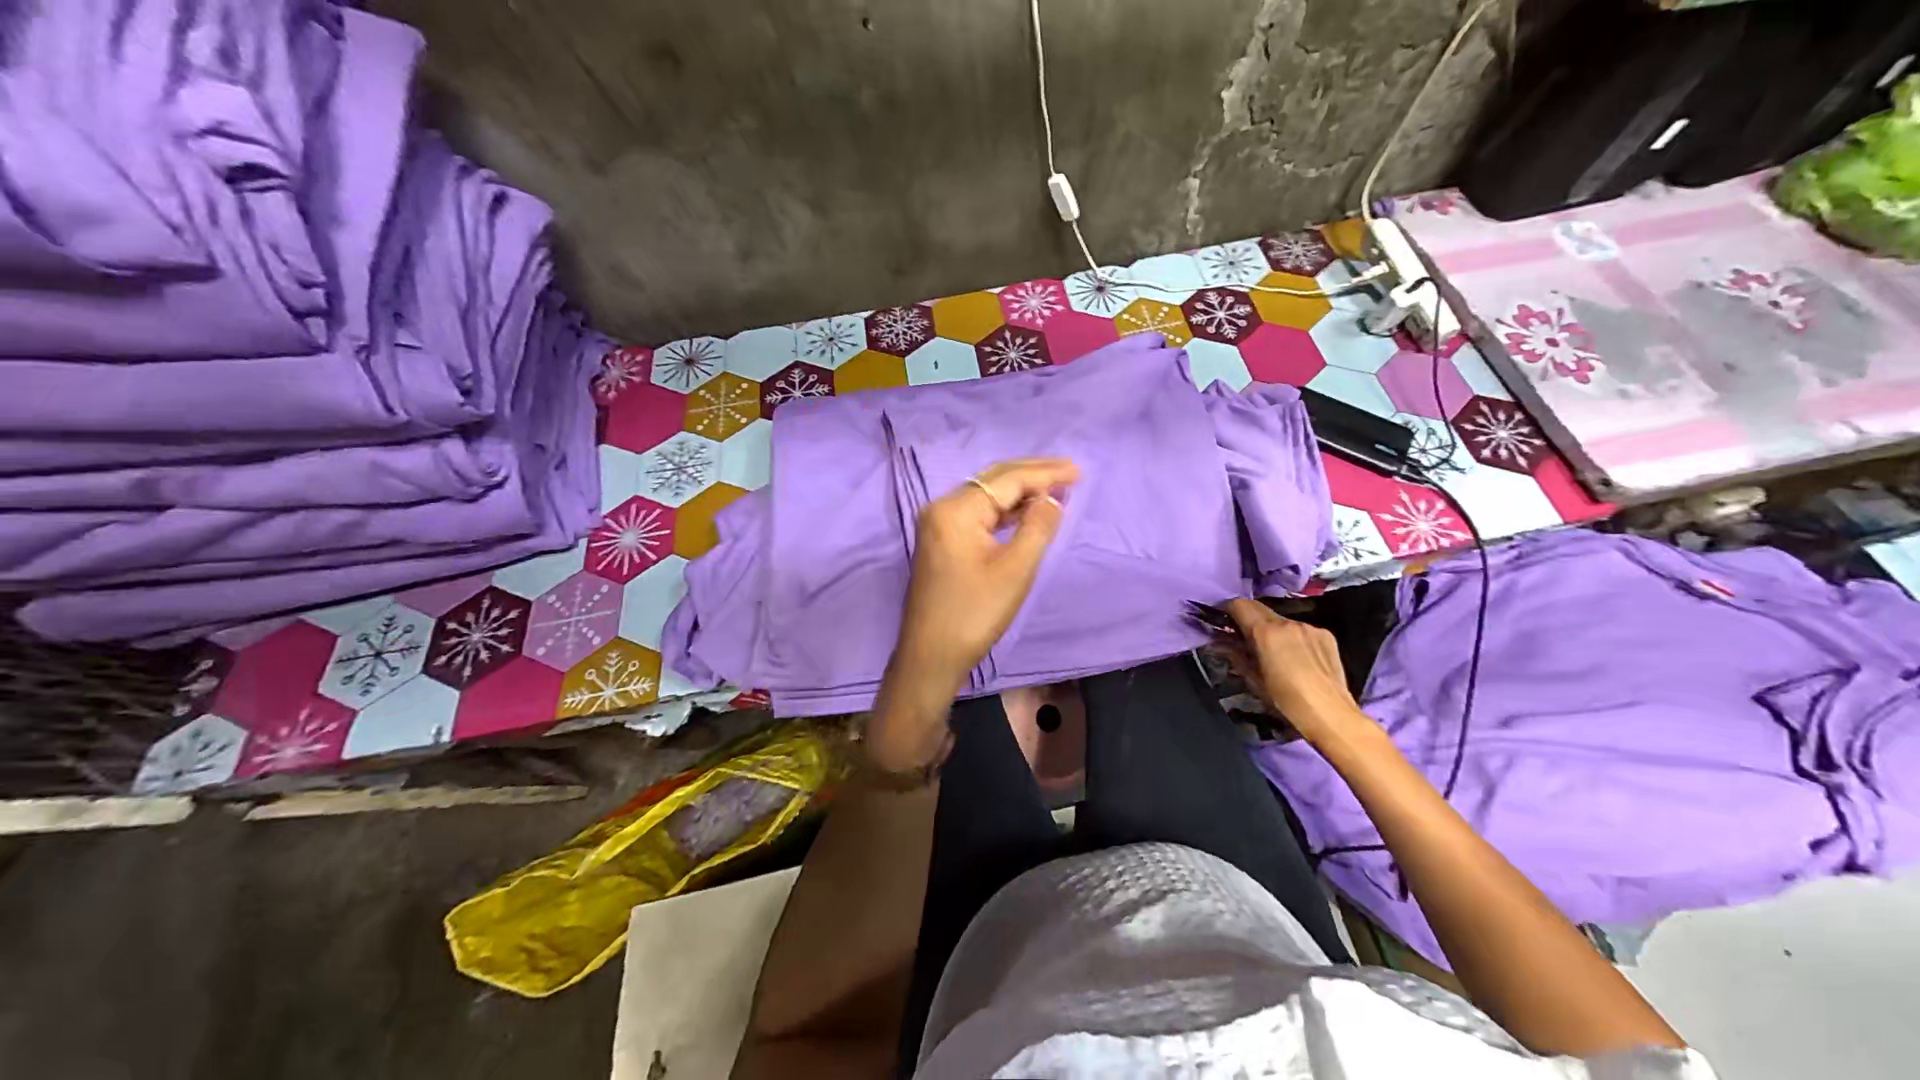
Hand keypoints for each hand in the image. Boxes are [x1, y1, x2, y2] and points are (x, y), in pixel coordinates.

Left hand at [866, 459, 1078, 771]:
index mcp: (956, 510)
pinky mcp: (942, 541)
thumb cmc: (974, 613)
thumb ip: (1037, 527)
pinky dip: (1005, 510)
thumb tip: (1052, 497)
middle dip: (1033, 474)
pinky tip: (1027, 511)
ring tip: (1056, 488)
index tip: (1079, 471)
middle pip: (993, 480)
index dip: (1045, 473)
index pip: (1007, 479)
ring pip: (986, 495)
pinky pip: (978, 513)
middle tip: (1071, 472)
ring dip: (1020, 491)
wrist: (931, 655)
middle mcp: (942, 508)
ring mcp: (938, 525)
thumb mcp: (1015, 570)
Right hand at [1221, 597, 1380, 750]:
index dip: (1228, 611)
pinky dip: (1293, 638)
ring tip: (1275, 653)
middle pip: (1261, 609)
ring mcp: (1310, 627)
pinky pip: (1301, 630)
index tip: (1224, 623)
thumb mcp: (1254, 681)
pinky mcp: (1326, 635)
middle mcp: (1289, 623)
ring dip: (1273, 631)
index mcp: (1267, 632)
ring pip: (1282, 621)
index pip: (1240, 605)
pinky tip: (1298, 659)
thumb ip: (1236, 656)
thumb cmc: (1286, 701)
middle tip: (1244, 639)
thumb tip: (1221, 643)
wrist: (1331, 715)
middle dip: (1249, 620)